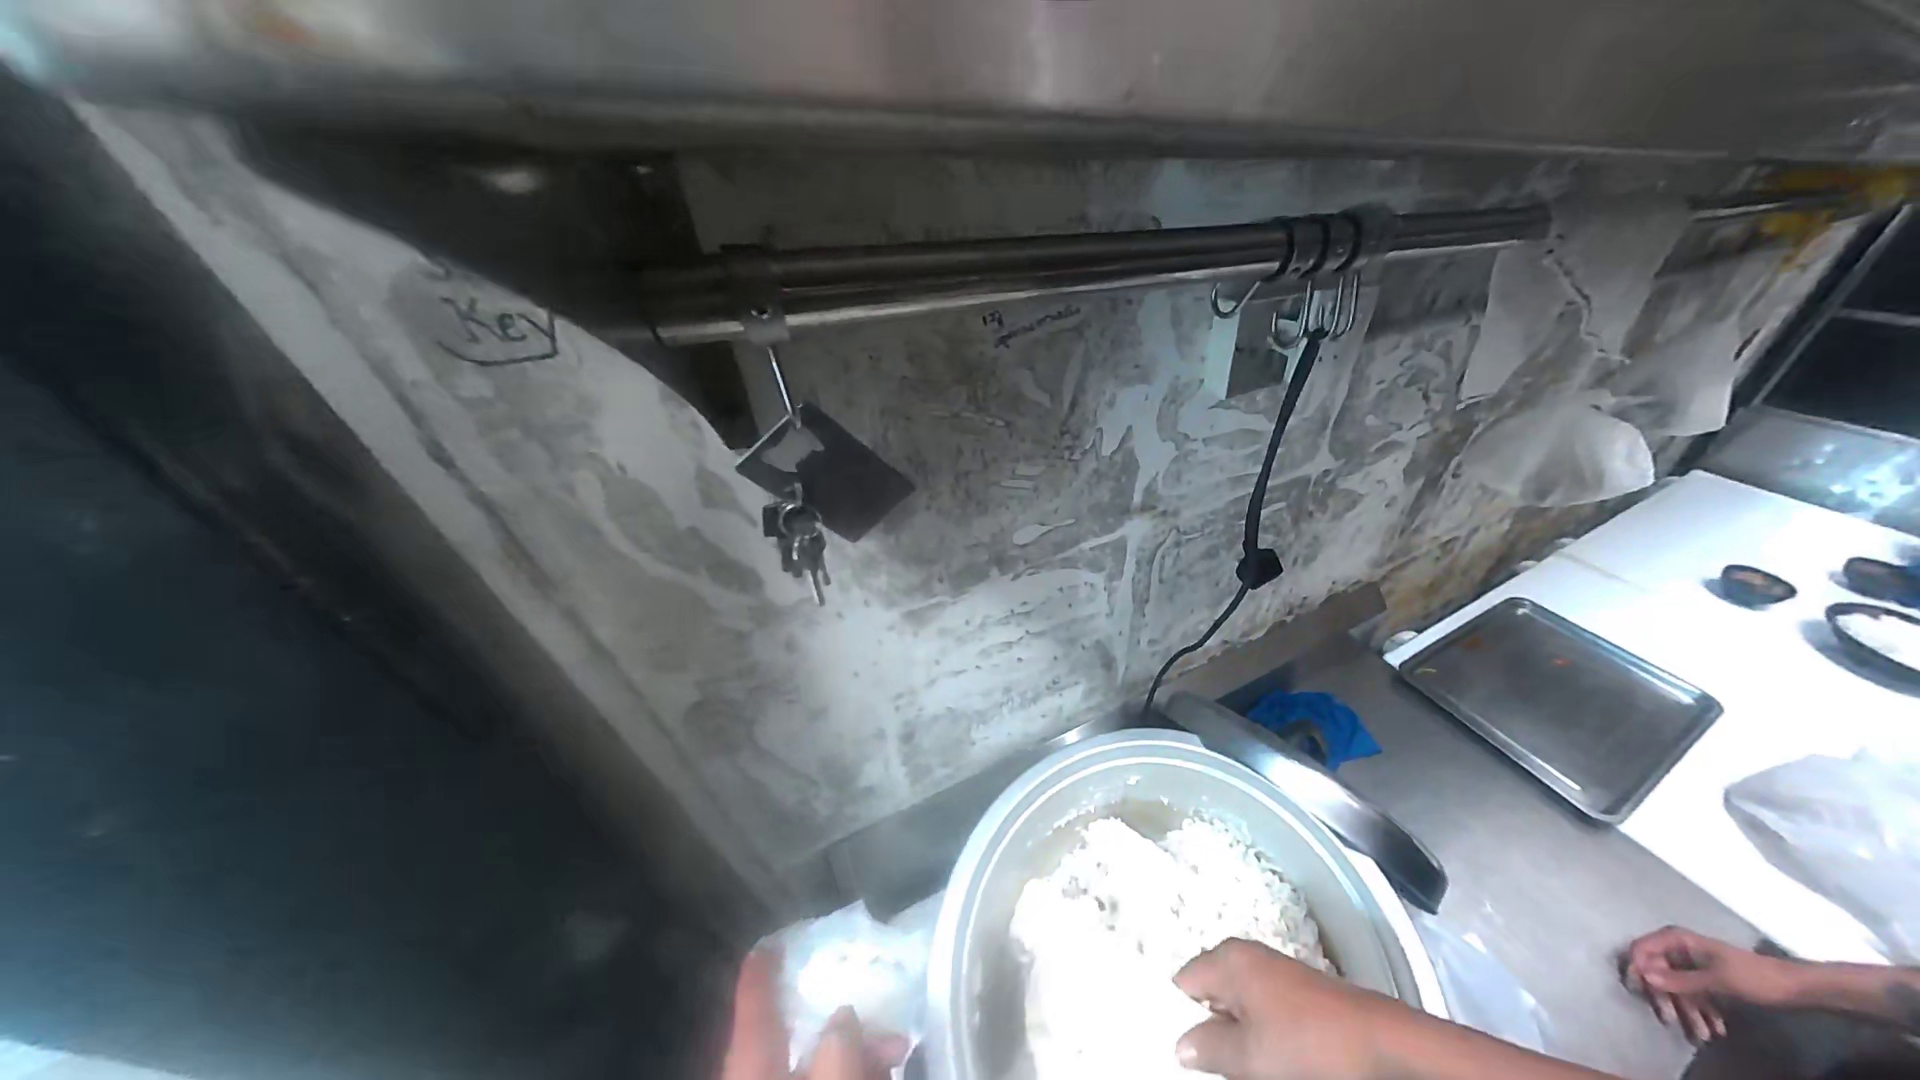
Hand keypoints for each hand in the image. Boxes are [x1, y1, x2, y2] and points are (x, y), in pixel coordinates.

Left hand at [720, 950, 908, 1079]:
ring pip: (814, 1077)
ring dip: (857, 1065)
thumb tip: (843, 1016)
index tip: (769, 944)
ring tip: (896, 1058)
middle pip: (793, 1050)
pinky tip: (882, 1077)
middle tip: (894, 1036)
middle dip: (847, 1036)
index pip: (753, 1014)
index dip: (760, 975)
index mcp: (749, 1073)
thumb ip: (838, 1053)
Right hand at [1172, 938, 1403, 1079]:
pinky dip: (1259, 1041)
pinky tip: (1268, 1066)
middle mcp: (1246, 958)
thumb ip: (1207, 1049)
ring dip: (1235, 1042)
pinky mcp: (1298, 998)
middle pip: (1208, 996)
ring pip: (1237, 1011)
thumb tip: (1179, 1046)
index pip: (1181, 984)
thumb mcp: (1250, 1057)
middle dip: (1207, 1033)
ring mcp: (1274, 976)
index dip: (1176, 1018)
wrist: (1389, 1049)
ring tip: (1241, 1072)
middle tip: (1209, 1069)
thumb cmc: (1309, 1047)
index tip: (1179, 1055)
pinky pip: (1262, 1018)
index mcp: (1228, 960)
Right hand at [1621, 927, 1802, 1043]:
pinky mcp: (1705, 979)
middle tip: (1671, 1020)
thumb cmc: (1755, 977)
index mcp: (1675, 940)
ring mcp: (1691, 964)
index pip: (1641, 949)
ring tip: (1702, 1036)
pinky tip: (1715, 1030)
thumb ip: (1681, 979)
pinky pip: (1694, 994)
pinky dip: (1702, 1012)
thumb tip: (1643, 976)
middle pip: (1657, 971)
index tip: (1639, 990)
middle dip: (1666, 998)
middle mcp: (1677, 949)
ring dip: (1687, 1011)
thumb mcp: (1718, 980)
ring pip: (1677, 987)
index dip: (1637, 968)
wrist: (1798, 988)